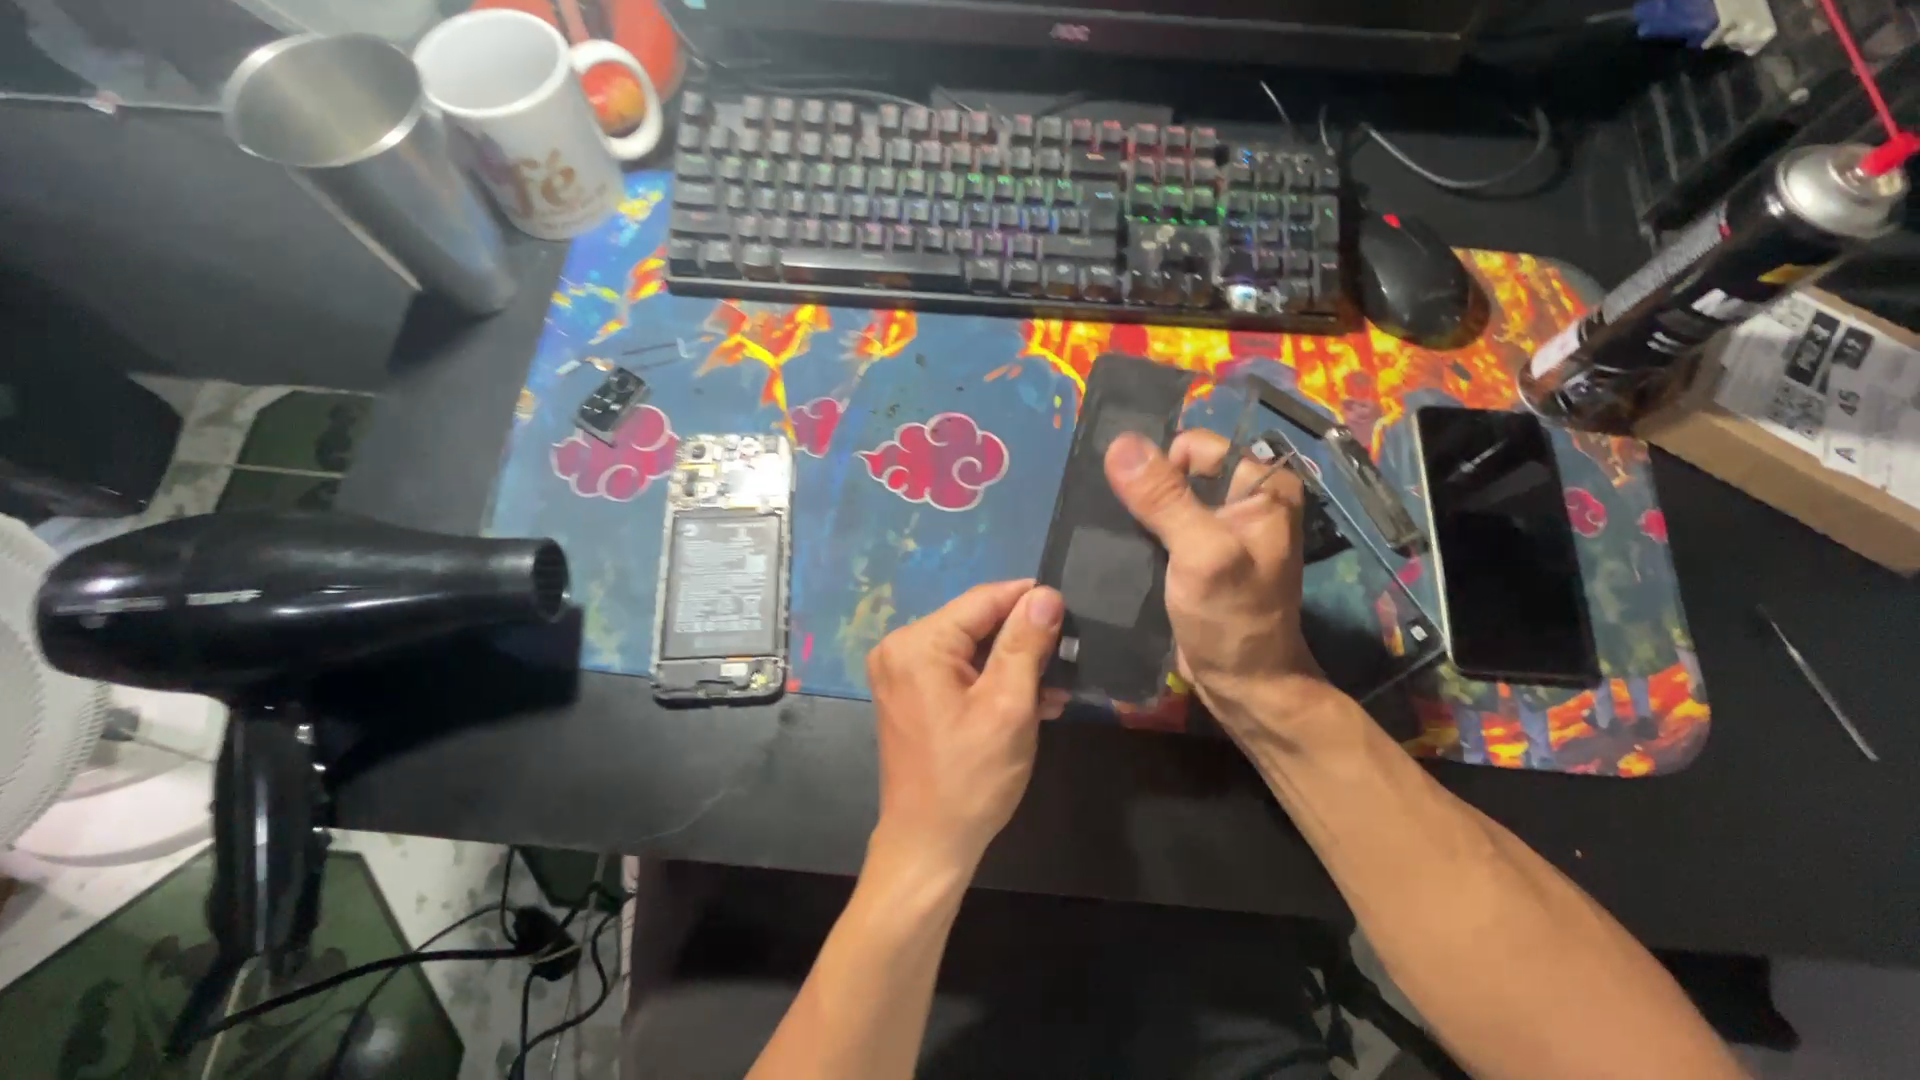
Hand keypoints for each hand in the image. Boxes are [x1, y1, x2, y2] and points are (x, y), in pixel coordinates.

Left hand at [866, 580, 1066, 874]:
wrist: (929, 843)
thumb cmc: (971, 777)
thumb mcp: (1009, 706)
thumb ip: (1026, 644)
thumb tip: (1045, 594)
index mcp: (917, 644)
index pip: (982, 600)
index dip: (1029, 600)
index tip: (1071, 610)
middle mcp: (900, 648)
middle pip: (975, 623)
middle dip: (1023, 640)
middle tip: (1068, 659)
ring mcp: (901, 673)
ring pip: (970, 649)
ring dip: (1013, 665)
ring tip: (1055, 690)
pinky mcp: (910, 695)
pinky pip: (957, 672)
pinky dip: (991, 682)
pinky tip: (1030, 703)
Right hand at [1104, 430, 1338, 746]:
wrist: (1244, 686)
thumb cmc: (1234, 620)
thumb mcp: (1202, 554)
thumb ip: (1165, 498)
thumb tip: (1121, 443)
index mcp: (1264, 485)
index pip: (1198, 447)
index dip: (1167, 470)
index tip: (1154, 512)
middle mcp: (1246, 500)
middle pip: (1178, 471)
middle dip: (1150, 494)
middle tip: (1138, 532)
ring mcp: (1222, 529)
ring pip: (1165, 501)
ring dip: (1142, 517)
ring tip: (1127, 544)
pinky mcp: (1199, 556)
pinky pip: (1163, 529)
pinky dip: (1144, 537)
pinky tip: (1130, 555)